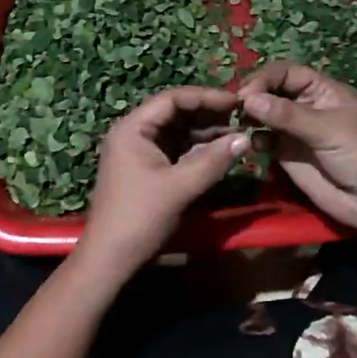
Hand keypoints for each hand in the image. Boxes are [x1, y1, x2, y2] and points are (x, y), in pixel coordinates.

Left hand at [75, 86, 249, 279]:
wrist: (110, 259)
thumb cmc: (139, 218)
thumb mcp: (180, 188)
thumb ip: (213, 161)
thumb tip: (246, 138)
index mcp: (133, 128)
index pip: (172, 99)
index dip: (205, 97)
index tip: (236, 102)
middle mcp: (135, 133)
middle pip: (176, 113)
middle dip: (209, 114)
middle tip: (242, 117)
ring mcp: (141, 151)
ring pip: (179, 131)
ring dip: (207, 132)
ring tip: (239, 133)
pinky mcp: (149, 169)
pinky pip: (177, 149)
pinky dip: (199, 149)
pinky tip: (222, 151)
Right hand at [237, 62, 356, 230]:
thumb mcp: (329, 128)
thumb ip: (288, 115)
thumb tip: (248, 99)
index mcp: (322, 90)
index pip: (286, 73)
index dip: (264, 79)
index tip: (245, 94)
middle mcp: (306, 107)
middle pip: (271, 92)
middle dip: (252, 97)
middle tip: (232, 108)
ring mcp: (296, 132)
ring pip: (265, 117)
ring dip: (248, 117)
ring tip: (233, 123)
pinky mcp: (288, 157)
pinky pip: (265, 142)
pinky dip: (252, 140)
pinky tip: (246, 143)